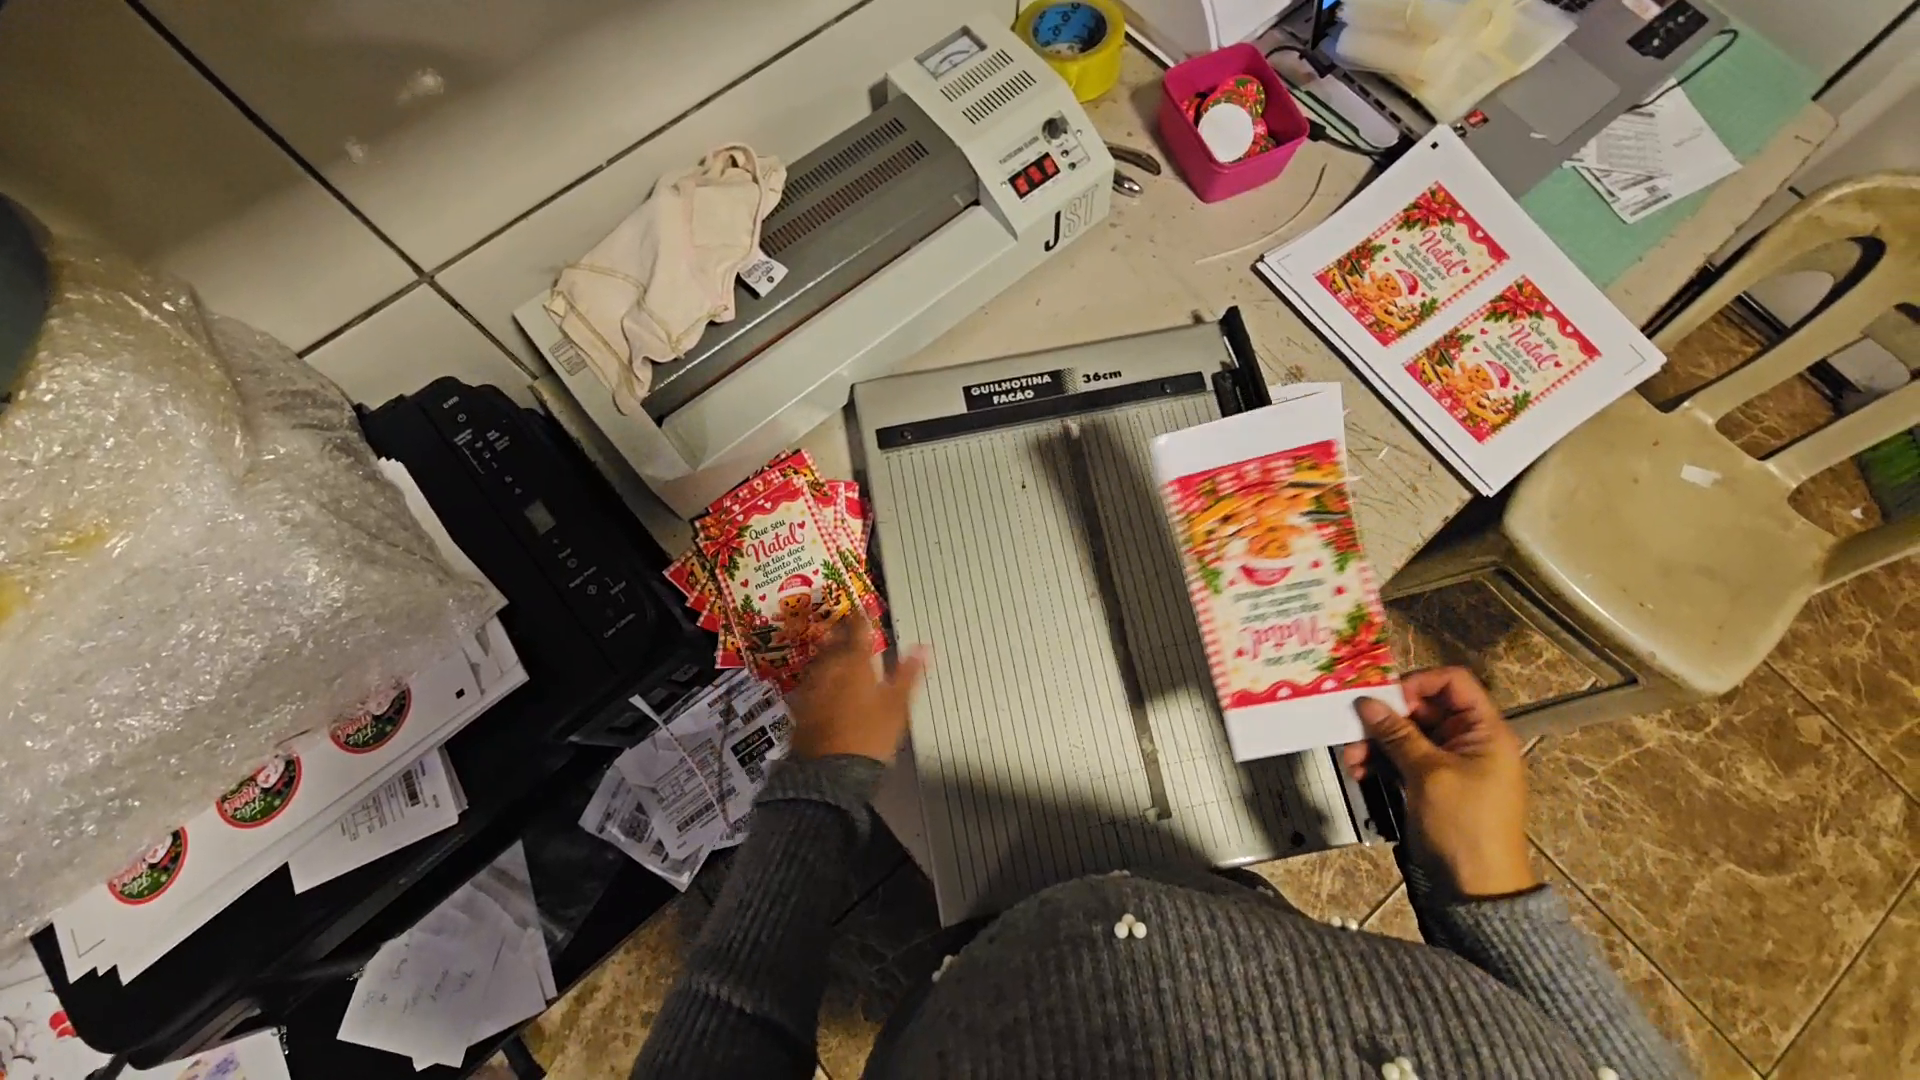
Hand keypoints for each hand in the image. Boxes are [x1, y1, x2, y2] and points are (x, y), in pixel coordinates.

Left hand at [786, 618, 926, 764]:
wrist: (831, 771)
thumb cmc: (870, 734)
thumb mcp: (897, 705)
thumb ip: (908, 673)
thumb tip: (924, 647)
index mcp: (854, 663)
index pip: (857, 631)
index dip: (861, 618)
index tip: (863, 609)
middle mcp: (829, 669)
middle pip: (834, 644)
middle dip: (842, 634)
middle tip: (849, 628)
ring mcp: (812, 688)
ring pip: (820, 661)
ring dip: (828, 653)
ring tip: (836, 651)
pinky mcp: (801, 707)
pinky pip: (811, 682)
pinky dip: (820, 676)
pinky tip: (824, 683)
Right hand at [1341, 667, 1537, 898]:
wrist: (1476, 886)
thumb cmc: (1464, 823)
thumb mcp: (1429, 774)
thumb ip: (1397, 734)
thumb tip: (1366, 702)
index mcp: (1484, 730)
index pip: (1453, 682)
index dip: (1418, 682)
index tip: (1385, 697)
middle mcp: (1467, 739)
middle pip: (1421, 707)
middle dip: (1385, 716)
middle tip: (1354, 727)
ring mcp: (1447, 760)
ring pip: (1404, 733)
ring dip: (1375, 741)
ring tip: (1352, 759)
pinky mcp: (1429, 780)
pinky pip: (1400, 756)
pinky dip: (1379, 760)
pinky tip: (1360, 772)